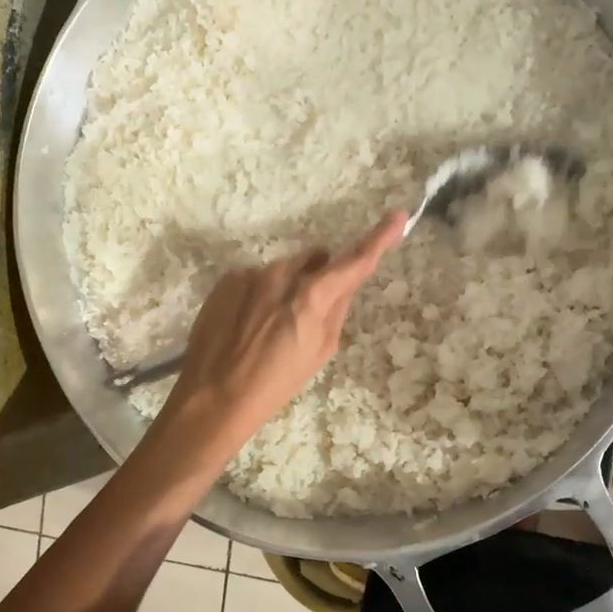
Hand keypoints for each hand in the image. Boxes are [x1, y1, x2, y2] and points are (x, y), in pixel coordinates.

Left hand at [154, 210, 408, 463]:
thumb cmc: (274, 383)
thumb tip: (345, 283)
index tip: (397, 217)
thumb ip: (336, 311)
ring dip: (285, 288)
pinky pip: (254, 278)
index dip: (379, 238)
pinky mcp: (227, 279)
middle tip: (307, 315)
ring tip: (269, 327)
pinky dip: (259, 295)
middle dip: (318, 278)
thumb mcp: (318, 353)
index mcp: (310, 298)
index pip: (354, 261)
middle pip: (313, 262)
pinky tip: (247, 324)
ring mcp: (250, 274)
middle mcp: (280, 275)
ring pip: (282, 271)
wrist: (214, 394)